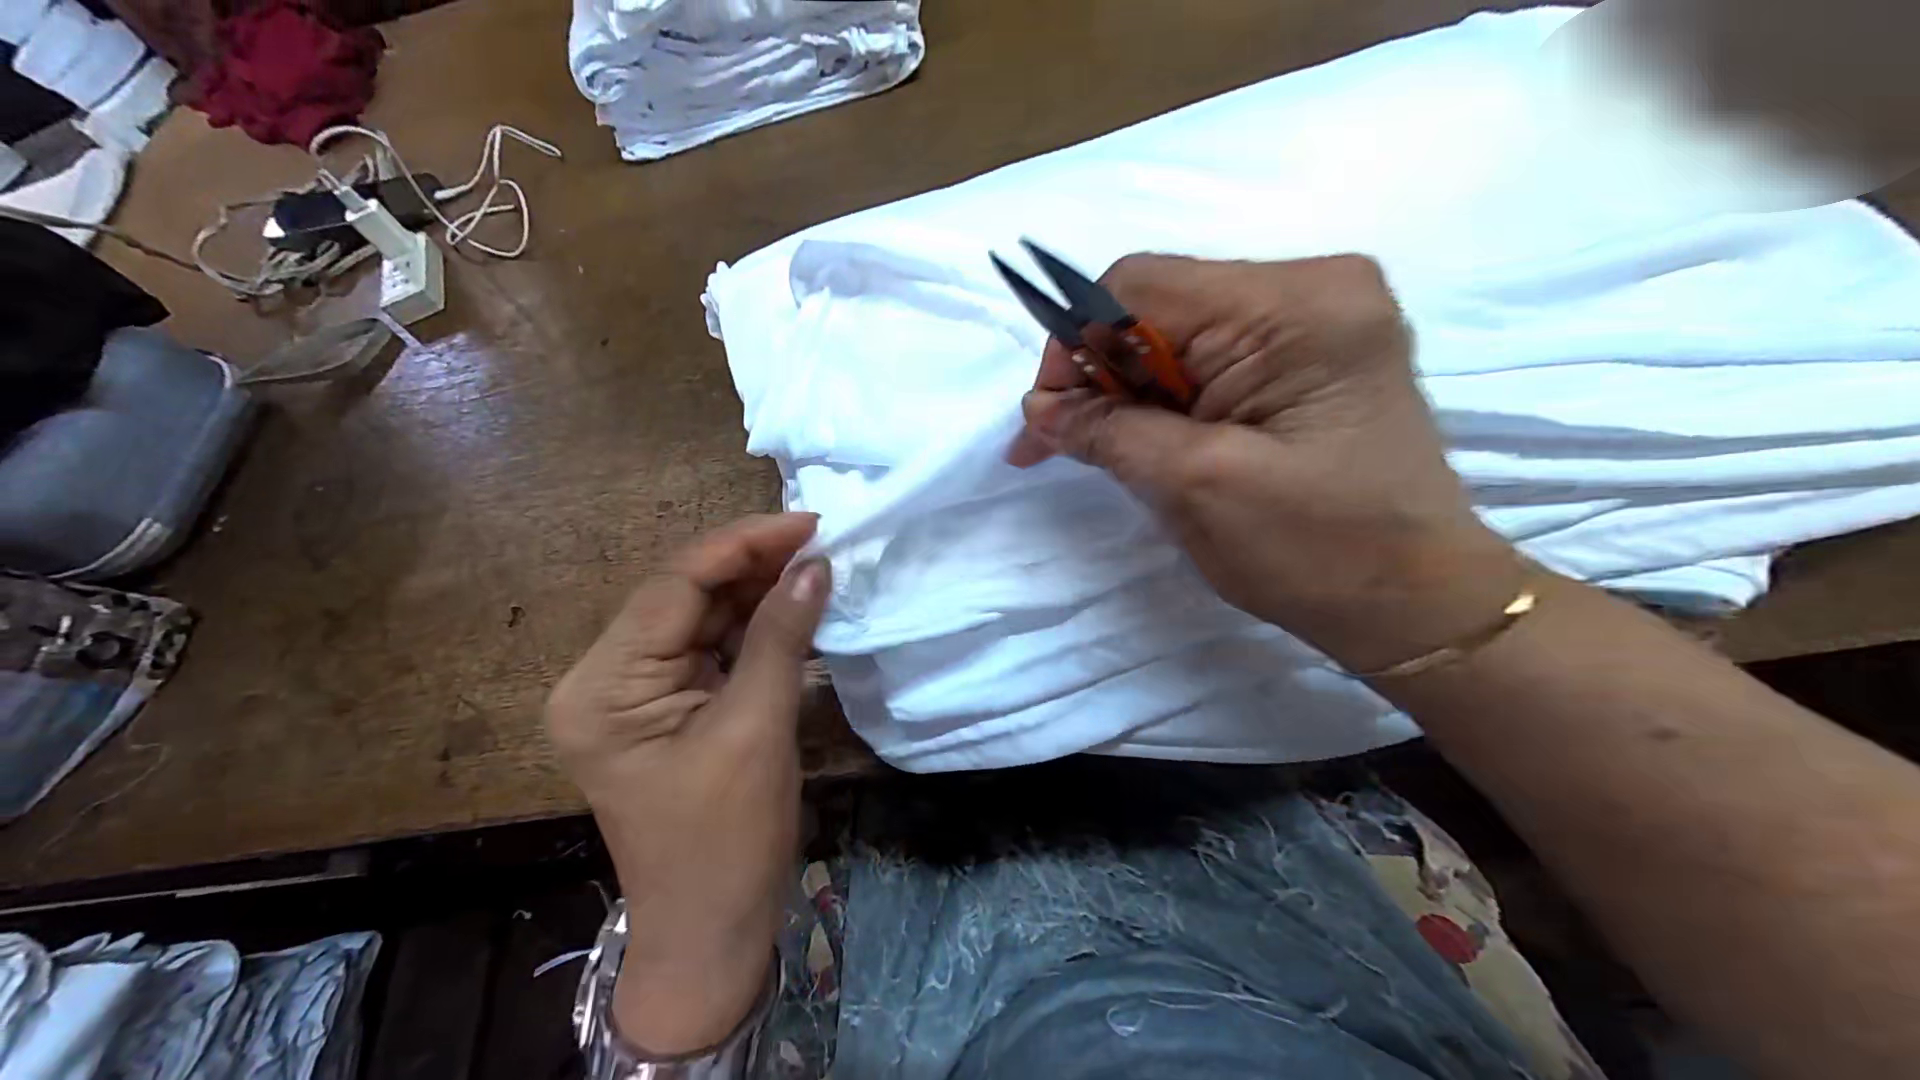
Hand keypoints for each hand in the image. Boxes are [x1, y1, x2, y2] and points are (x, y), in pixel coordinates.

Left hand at [546, 514, 828, 1052]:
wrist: (712, 930)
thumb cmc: (727, 839)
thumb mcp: (757, 729)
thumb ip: (781, 637)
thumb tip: (814, 566)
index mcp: (604, 686)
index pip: (674, 586)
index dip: (742, 545)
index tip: (807, 523)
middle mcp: (606, 678)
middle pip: (685, 595)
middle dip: (753, 565)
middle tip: (819, 540)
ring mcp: (636, 693)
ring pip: (702, 617)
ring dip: (758, 591)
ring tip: (815, 564)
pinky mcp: (668, 706)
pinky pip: (713, 648)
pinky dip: (756, 626)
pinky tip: (795, 604)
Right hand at [1008, 254, 1519, 672]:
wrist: (1412, 603)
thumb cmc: (1315, 551)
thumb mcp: (1194, 487)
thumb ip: (1108, 432)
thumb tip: (1038, 409)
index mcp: (1296, 306)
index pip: (1140, 285)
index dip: (1076, 343)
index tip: (1050, 416)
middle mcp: (1312, 288)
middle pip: (1158, 307)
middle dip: (1100, 374)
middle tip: (1065, 443)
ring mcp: (1317, 320)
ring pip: (1176, 336)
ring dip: (1129, 393)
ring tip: (1109, 451)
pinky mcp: (1311, 356)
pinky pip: (1209, 360)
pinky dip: (1165, 400)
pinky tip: (1153, 441)